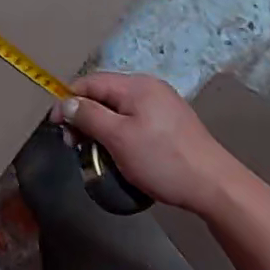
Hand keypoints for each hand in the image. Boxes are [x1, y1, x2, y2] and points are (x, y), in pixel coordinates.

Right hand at [49, 72, 247, 215]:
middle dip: (83, 116)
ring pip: (117, 109)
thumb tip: (65, 102)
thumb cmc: (162, 160)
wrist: (214, 186)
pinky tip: (117, 152)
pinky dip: (117, 132)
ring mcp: (161, 105)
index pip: (90, 82)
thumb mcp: (118, 138)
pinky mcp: (168, 123)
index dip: (68, 100)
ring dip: (99, 127)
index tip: (55, 126)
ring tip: (93, 151)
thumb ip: (88, 116)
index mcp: (136, 86)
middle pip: (103, 94)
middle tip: (74, 144)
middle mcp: (149, 88)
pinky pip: (132, 120)